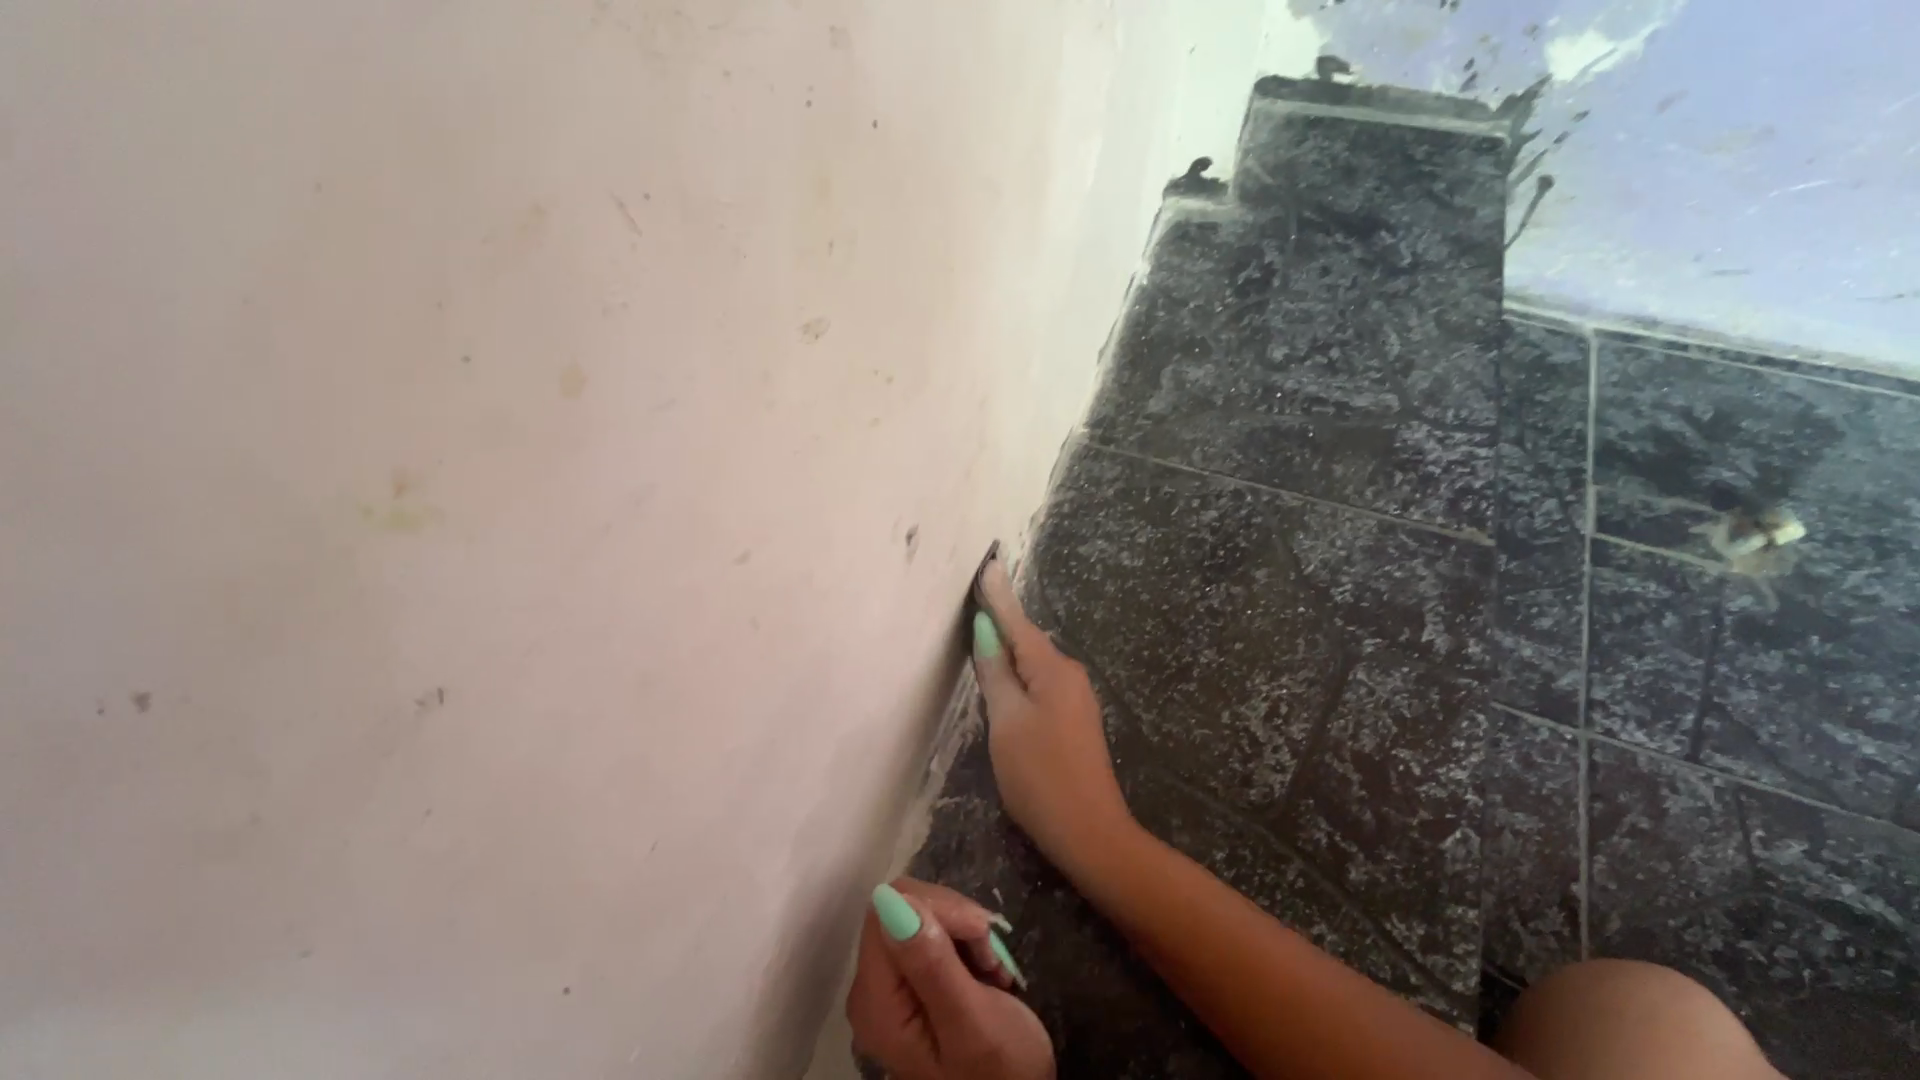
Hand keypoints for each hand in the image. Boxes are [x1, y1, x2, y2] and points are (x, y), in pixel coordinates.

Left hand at [846, 881, 1053, 1079]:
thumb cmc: (999, 1075)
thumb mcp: (973, 1022)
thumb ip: (932, 963)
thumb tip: (890, 898)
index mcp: (875, 1003)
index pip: (887, 912)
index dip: (937, 909)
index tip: (981, 933)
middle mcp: (871, 989)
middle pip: (901, 910)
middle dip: (954, 920)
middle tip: (991, 955)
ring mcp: (890, 986)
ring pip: (920, 916)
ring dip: (965, 932)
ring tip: (993, 968)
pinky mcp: (911, 984)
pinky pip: (931, 935)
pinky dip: (965, 942)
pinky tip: (987, 970)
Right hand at [971, 559, 1133, 872]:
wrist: (1089, 832)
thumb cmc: (1040, 775)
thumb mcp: (1007, 722)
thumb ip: (996, 674)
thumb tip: (986, 631)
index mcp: (1053, 670)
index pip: (1018, 623)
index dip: (999, 597)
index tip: (988, 564)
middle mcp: (1069, 676)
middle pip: (1027, 640)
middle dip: (1001, 621)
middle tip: (975, 596)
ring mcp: (1075, 699)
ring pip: (1034, 664)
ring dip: (1008, 650)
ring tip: (981, 632)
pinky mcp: (1074, 720)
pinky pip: (1040, 684)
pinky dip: (1019, 675)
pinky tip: (1004, 679)